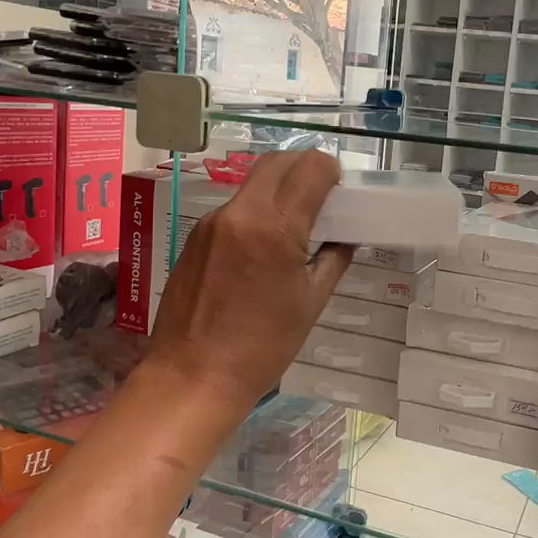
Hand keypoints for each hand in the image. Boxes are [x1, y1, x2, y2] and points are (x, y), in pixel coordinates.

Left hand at [144, 150, 352, 407]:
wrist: (193, 376)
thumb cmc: (263, 346)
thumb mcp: (311, 303)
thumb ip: (333, 259)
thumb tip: (344, 237)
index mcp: (275, 228)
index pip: (310, 167)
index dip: (331, 171)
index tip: (340, 192)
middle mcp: (241, 213)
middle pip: (278, 161)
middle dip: (305, 168)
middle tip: (322, 197)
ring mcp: (212, 222)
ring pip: (253, 182)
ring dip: (279, 188)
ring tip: (295, 224)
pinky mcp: (195, 236)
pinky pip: (234, 208)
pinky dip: (256, 211)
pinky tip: (263, 247)